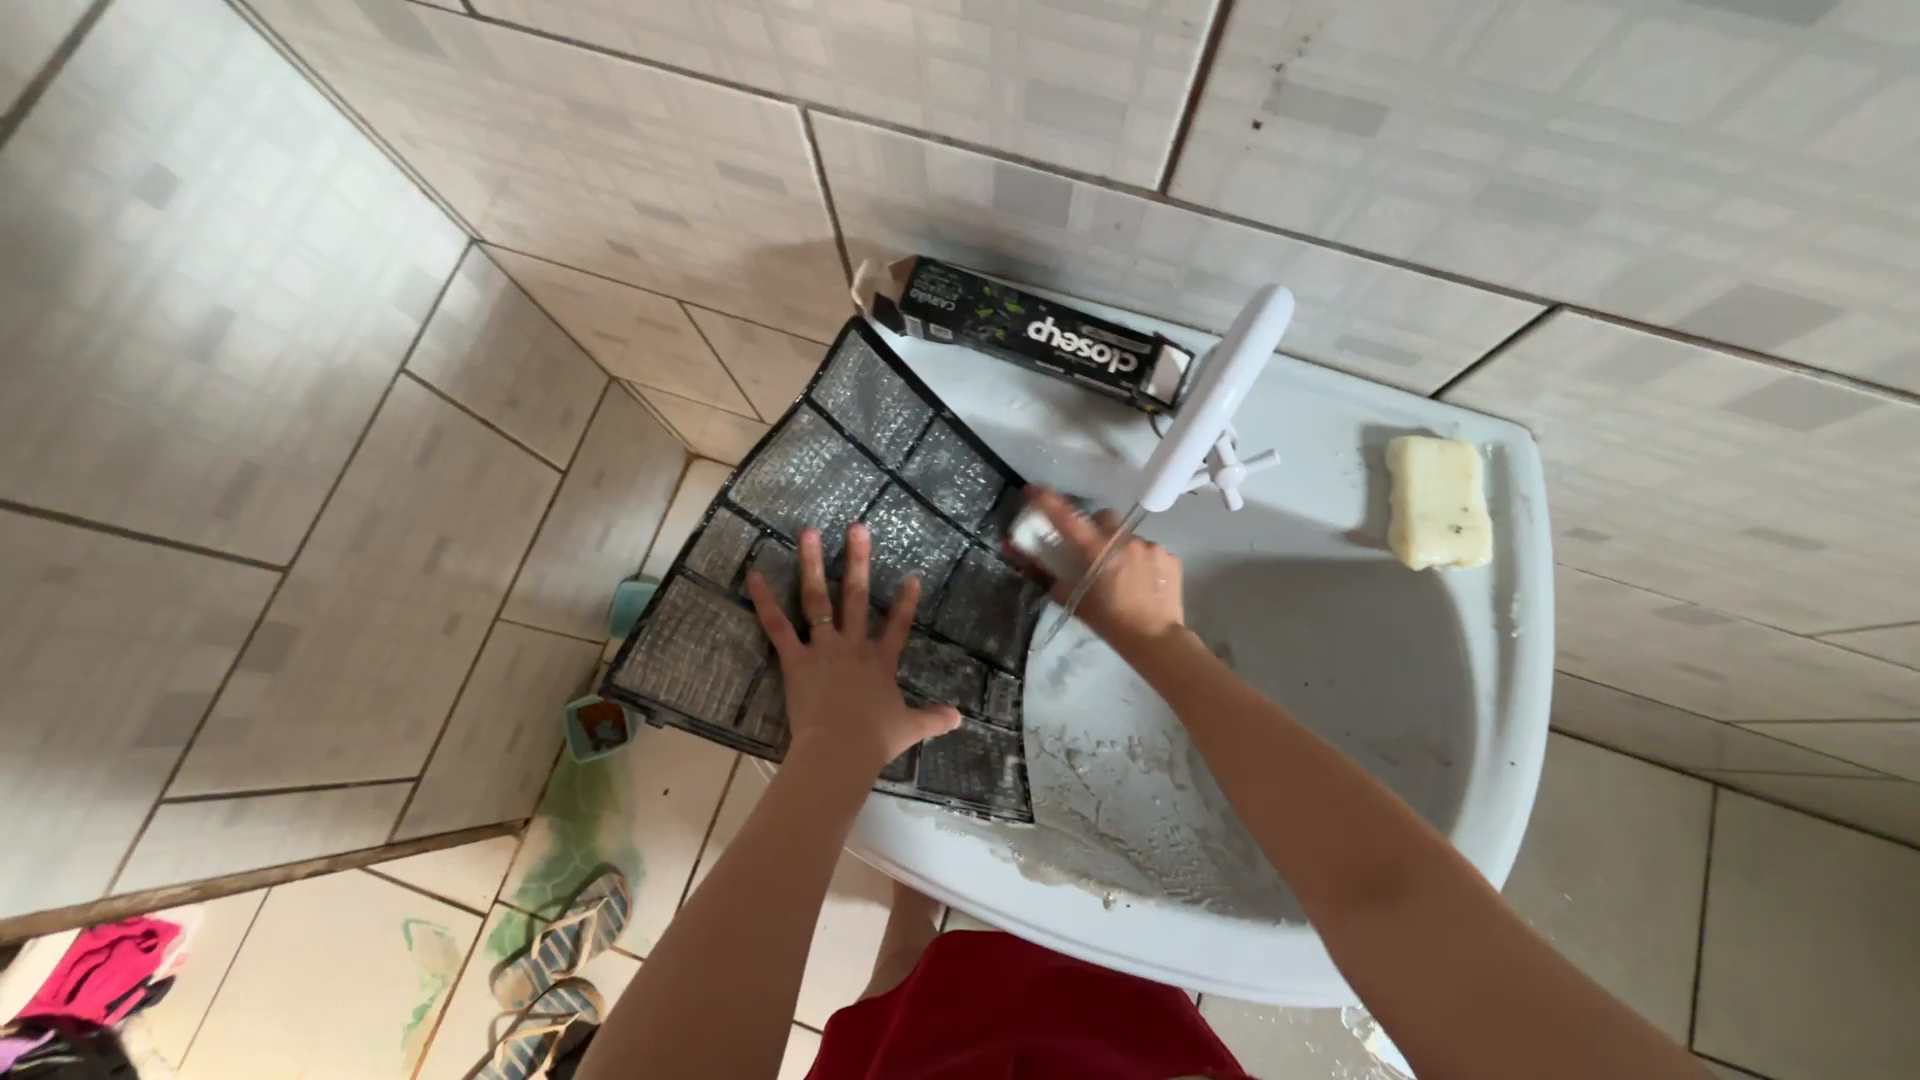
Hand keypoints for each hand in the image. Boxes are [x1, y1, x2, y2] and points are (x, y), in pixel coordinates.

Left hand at [745, 523, 961, 777]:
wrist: (842, 749)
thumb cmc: (875, 740)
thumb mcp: (910, 729)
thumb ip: (933, 720)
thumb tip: (959, 719)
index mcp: (880, 662)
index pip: (898, 627)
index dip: (906, 603)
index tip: (912, 576)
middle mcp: (853, 646)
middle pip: (858, 597)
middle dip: (858, 560)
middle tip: (857, 527)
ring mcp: (824, 648)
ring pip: (818, 600)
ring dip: (813, 564)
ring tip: (808, 532)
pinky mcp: (796, 659)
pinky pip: (777, 626)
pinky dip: (764, 601)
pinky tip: (753, 575)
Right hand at [1024, 487, 1184, 653]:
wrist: (1157, 640)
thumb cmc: (1112, 624)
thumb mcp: (1079, 604)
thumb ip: (1061, 583)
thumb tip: (1048, 573)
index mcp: (1099, 552)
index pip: (1069, 519)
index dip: (1049, 502)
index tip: (1035, 489)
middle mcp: (1126, 541)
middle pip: (1104, 518)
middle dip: (1094, 527)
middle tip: (1091, 549)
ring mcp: (1151, 546)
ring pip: (1128, 537)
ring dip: (1120, 548)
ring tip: (1121, 574)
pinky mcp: (1170, 557)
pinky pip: (1149, 551)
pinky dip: (1142, 561)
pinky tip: (1142, 582)